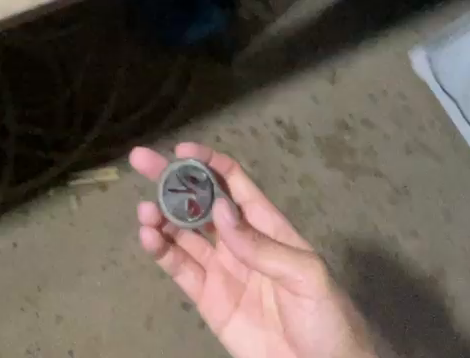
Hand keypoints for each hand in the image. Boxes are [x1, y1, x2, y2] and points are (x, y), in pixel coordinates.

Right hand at [130, 143, 373, 357]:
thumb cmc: (327, 318)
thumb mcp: (307, 275)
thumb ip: (262, 244)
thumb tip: (220, 208)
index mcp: (265, 225)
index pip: (232, 181)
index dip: (207, 162)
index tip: (180, 150)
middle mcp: (237, 240)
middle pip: (198, 200)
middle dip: (170, 179)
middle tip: (142, 160)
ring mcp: (220, 269)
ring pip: (182, 232)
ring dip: (161, 215)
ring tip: (145, 211)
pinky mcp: (208, 299)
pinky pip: (179, 268)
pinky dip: (160, 250)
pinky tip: (149, 237)